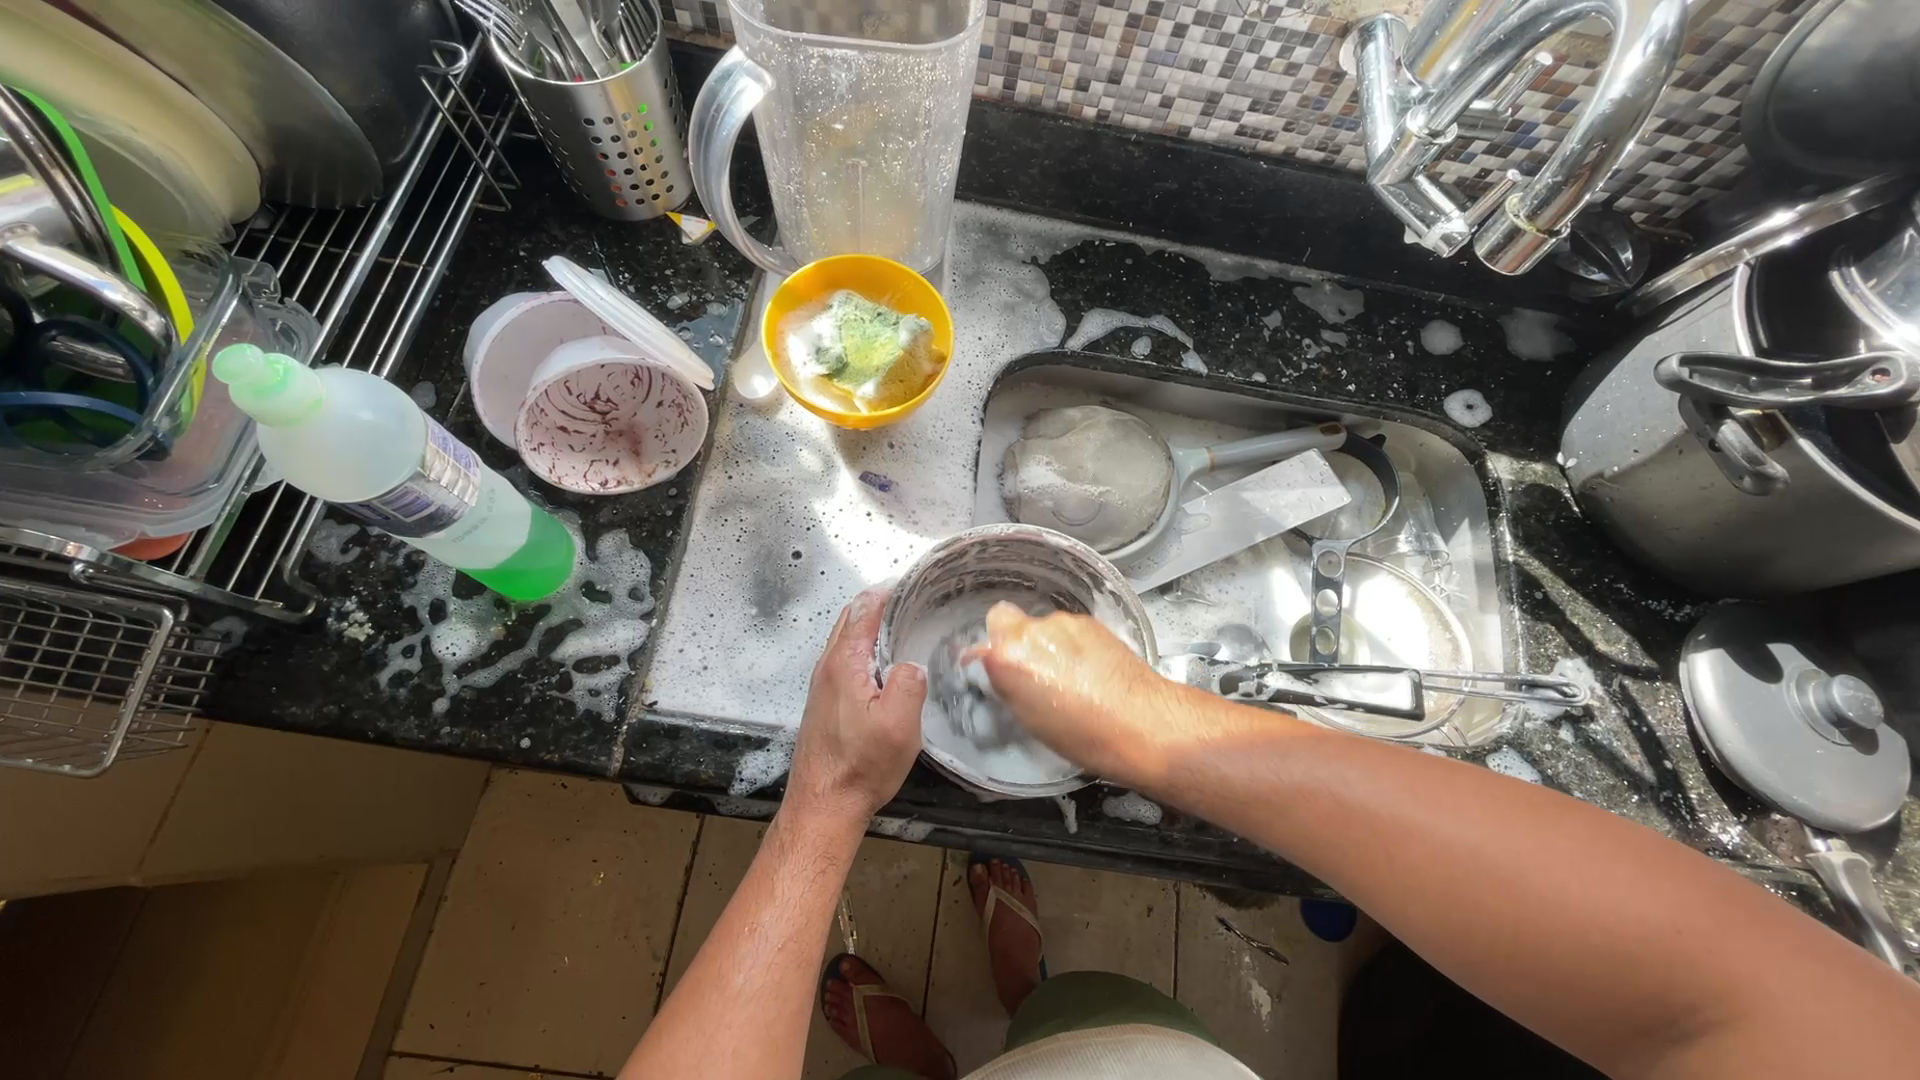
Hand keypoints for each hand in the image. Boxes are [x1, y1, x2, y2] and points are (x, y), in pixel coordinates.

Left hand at [786, 587, 927, 825]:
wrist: (824, 805)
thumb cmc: (860, 766)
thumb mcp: (898, 724)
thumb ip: (908, 684)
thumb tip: (911, 665)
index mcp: (844, 664)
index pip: (863, 610)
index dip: (887, 592)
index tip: (912, 584)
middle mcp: (827, 668)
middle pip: (850, 620)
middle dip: (878, 605)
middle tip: (912, 602)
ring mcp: (822, 686)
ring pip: (846, 641)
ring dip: (871, 628)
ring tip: (904, 630)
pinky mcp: (825, 704)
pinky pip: (846, 662)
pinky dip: (865, 650)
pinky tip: (886, 667)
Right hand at [976, 602, 1269, 788]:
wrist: (1142, 723)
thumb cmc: (1082, 734)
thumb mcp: (1027, 717)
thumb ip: (1006, 683)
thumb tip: (998, 668)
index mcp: (1009, 655)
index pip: (988, 629)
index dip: (994, 647)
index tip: (1003, 668)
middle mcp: (1035, 629)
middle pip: (1016, 625)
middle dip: (1023, 645)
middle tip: (1038, 676)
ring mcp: (1067, 623)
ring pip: (1046, 628)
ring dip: (1050, 646)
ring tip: (1070, 678)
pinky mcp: (1094, 622)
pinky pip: (1071, 631)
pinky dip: (1074, 646)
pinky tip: (1091, 671)